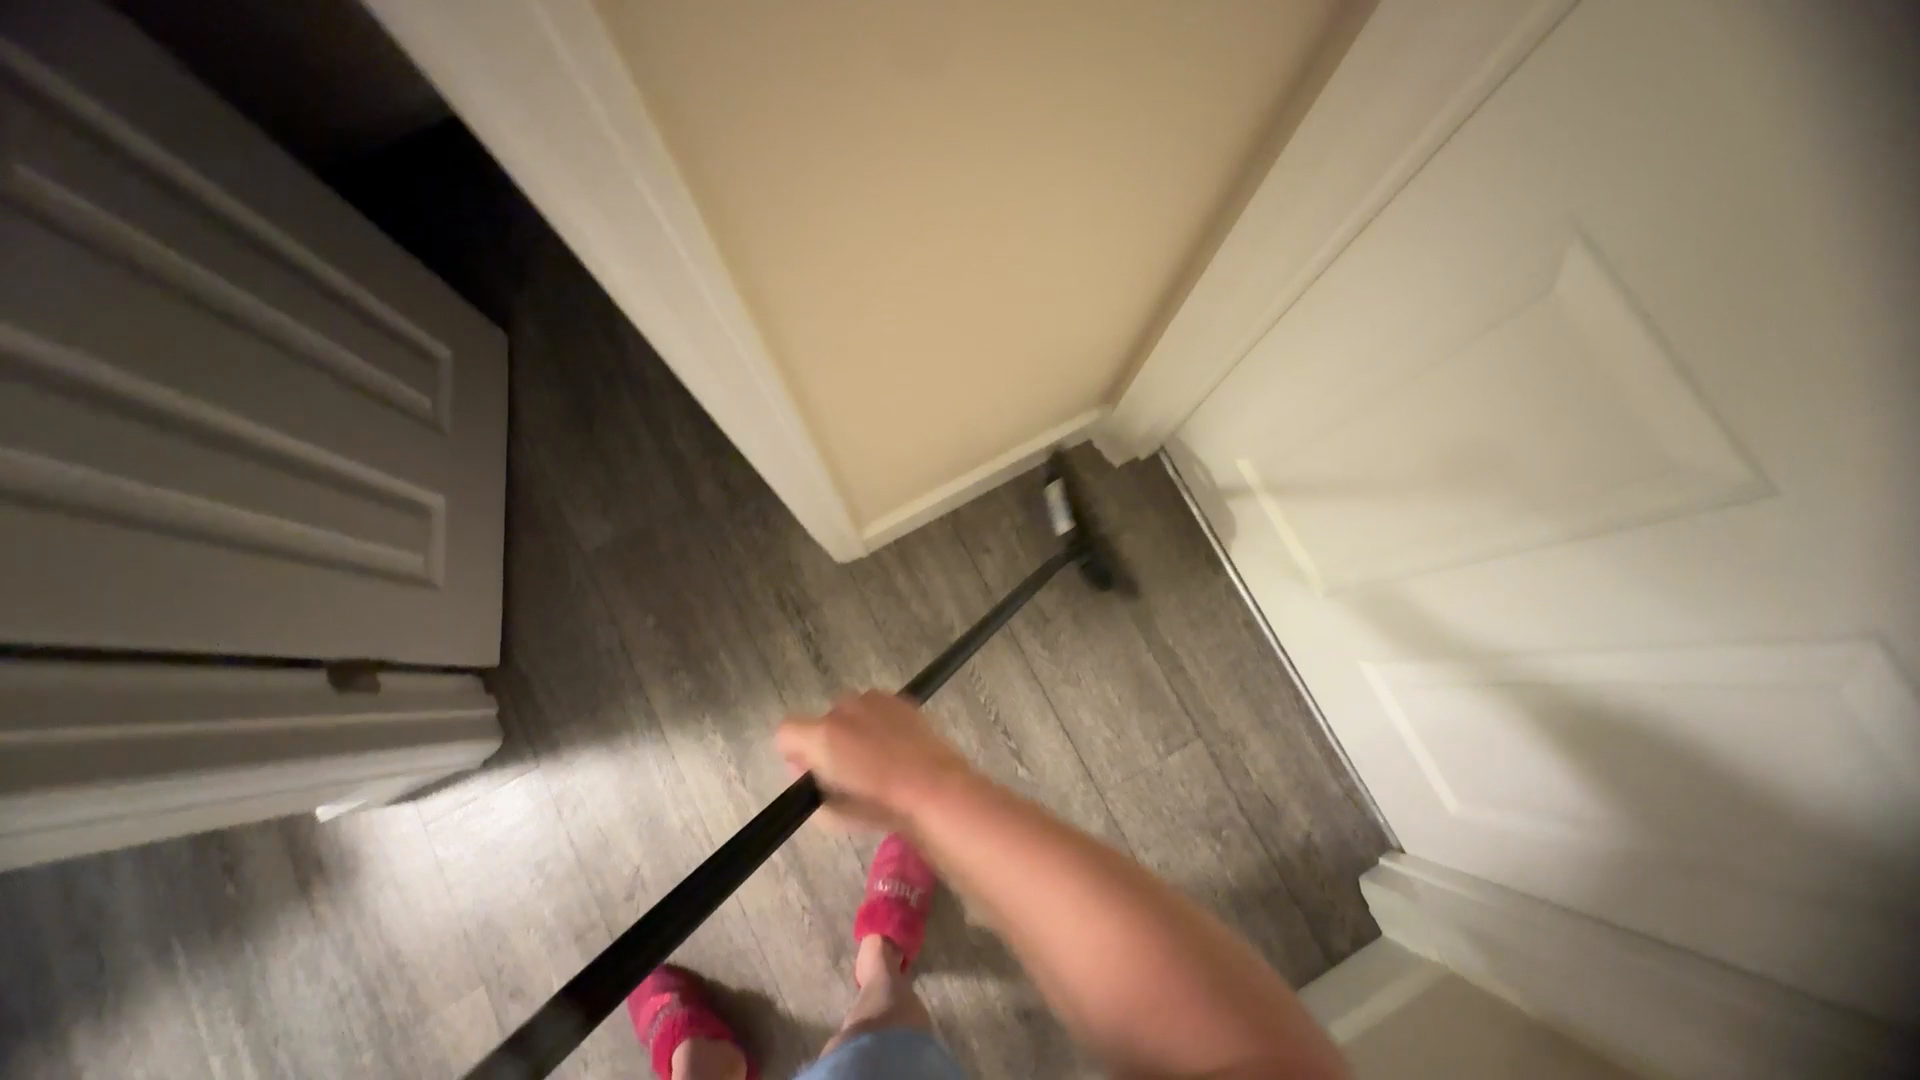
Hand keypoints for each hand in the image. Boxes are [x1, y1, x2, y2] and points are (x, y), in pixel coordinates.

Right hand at [776, 691, 978, 829]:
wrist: (935, 788)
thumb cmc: (881, 806)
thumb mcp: (833, 812)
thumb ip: (810, 789)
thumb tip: (806, 772)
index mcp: (822, 735)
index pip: (785, 732)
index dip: (793, 752)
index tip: (810, 771)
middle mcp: (843, 708)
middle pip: (821, 721)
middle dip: (827, 741)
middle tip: (846, 768)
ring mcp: (873, 700)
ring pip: (849, 712)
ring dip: (852, 729)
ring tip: (875, 757)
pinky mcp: (899, 700)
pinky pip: (876, 708)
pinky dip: (877, 722)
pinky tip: (894, 746)